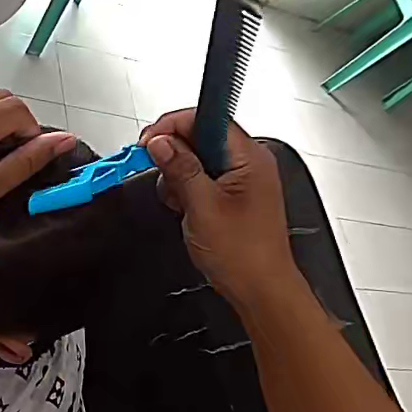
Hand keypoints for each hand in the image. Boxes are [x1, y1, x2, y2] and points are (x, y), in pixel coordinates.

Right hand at [140, 109, 298, 305]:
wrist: (261, 291)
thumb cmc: (244, 256)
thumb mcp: (203, 206)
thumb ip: (180, 169)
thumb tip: (161, 142)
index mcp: (249, 157)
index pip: (208, 119)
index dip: (175, 125)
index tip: (150, 141)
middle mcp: (249, 163)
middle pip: (202, 138)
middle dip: (174, 154)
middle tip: (158, 172)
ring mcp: (243, 181)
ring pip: (199, 160)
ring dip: (179, 176)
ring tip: (178, 201)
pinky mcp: (234, 197)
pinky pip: (204, 180)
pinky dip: (188, 190)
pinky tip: (185, 209)